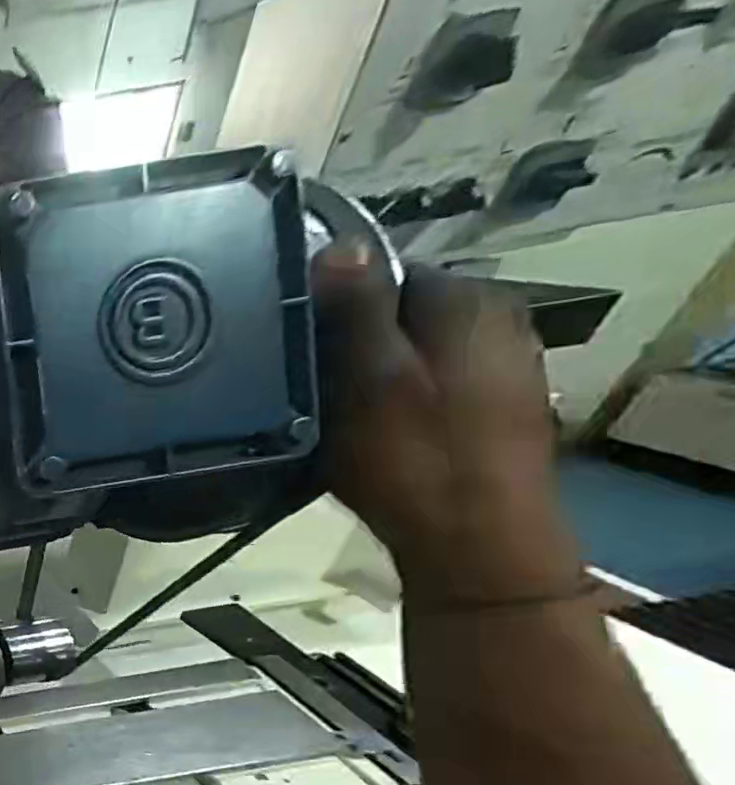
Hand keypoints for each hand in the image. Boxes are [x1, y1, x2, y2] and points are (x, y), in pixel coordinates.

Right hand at [313, 242, 582, 604]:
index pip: (380, 274)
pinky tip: (364, 428)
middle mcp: (493, 322)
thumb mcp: (370, 377)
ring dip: (361, 371)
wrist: (471, 540)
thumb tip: (340, 244)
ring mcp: (495, 364)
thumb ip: (358, 309)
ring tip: (324, 408)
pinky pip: (418, 379)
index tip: (290, 343)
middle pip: (392, 312)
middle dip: (344, 341)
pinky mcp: (486, 404)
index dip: (328, 305)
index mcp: (469, 303)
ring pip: (402, 348)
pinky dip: (386, 395)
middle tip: (302, 383)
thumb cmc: (411, 456)